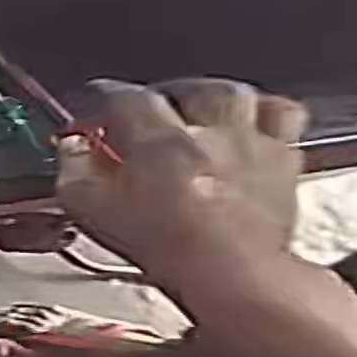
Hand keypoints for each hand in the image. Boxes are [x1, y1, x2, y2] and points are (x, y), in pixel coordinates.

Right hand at [56, 78, 307, 293]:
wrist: (226, 267)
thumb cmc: (159, 239)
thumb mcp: (87, 207)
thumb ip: (73, 170)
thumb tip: (72, 148)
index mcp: (158, 141)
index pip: (129, 98)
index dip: (108, 93)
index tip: (97, 96)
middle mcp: (210, 133)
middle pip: (194, 88)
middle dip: (168, 91)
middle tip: (151, 101)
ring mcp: (254, 144)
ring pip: (245, 96)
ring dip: (218, 97)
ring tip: (200, 106)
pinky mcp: (285, 162)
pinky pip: (284, 120)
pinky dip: (264, 116)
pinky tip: (246, 127)